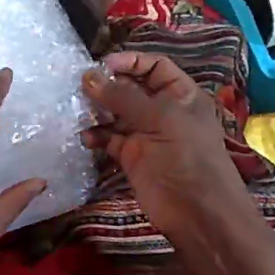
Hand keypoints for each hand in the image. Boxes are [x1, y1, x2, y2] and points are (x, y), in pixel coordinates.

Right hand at [82, 51, 249, 236]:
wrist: (197, 212)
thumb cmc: (187, 158)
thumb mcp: (160, 119)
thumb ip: (123, 97)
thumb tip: (88, 76)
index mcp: (180, 95)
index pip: (154, 66)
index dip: (129, 62)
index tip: (100, 66)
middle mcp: (162, 111)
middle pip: (130, 88)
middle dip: (107, 86)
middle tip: (79, 87)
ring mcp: (146, 134)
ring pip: (116, 113)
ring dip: (97, 111)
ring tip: (77, 111)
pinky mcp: (131, 156)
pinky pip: (109, 139)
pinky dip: (96, 136)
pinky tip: (85, 137)